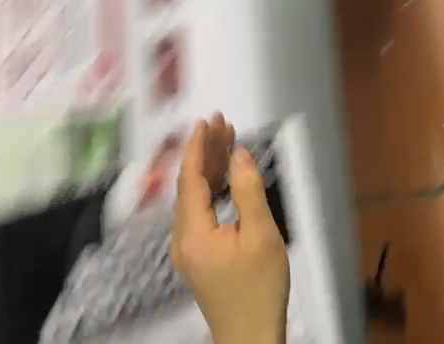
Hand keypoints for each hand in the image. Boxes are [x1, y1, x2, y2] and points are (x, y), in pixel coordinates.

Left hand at [171, 114, 289, 343]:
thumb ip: (247, 190)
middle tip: (223, 122)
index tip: (206, 120)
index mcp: (192, 234)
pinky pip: (200, 211)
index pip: (189, 179)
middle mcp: (182, 240)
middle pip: (189, 185)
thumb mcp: (261, 235)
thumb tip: (238, 154)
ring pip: (194, 196)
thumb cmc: (259, 289)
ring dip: (210, 167)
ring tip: (228, 139)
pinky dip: (212, 187)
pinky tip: (226, 175)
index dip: (197, 147)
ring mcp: (187, 249)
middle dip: (205, 151)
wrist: (251, 338)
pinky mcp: (197, 256)